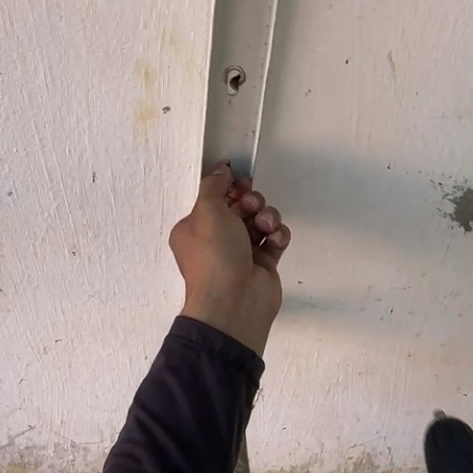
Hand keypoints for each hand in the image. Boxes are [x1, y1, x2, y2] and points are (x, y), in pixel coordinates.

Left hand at [169, 162, 291, 354]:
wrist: (235, 303)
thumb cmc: (214, 260)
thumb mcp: (207, 210)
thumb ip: (214, 185)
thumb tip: (221, 170)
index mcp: (195, 228)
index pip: (214, 198)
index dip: (229, 187)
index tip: (241, 179)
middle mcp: (216, 240)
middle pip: (240, 207)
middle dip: (251, 201)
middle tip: (252, 205)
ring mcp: (241, 252)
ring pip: (260, 220)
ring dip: (266, 216)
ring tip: (265, 226)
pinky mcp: (263, 263)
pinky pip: (275, 238)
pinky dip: (278, 234)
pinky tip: (274, 238)